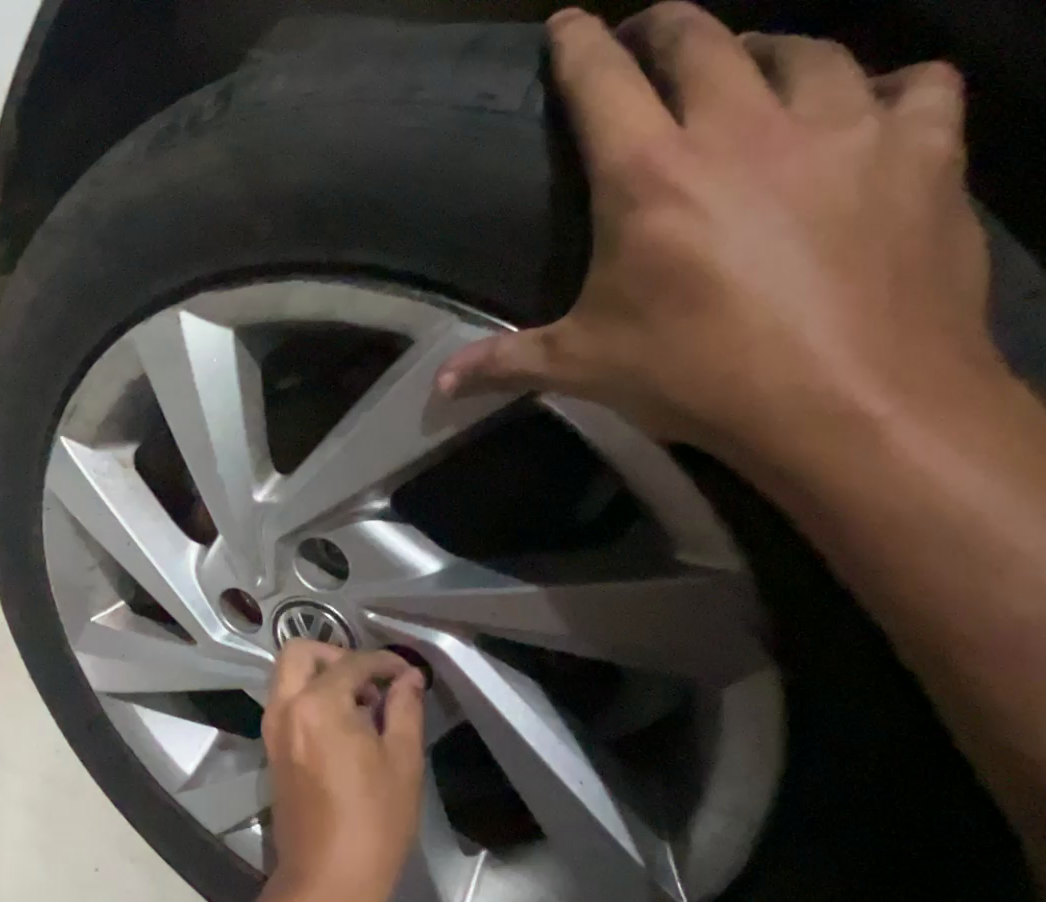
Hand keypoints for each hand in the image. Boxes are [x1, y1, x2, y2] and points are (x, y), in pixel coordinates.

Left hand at [260, 643, 425, 901]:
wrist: (326, 877)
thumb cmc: (374, 822)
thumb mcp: (402, 762)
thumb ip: (404, 710)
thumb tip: (408, 679)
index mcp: (316, 706)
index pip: (351, 663)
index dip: (384, 662)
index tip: (408, 674)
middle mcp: (285, 708)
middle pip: (300, 654)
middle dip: (336, 656)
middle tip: (372, 681)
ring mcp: (272, 729)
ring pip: (288, 677)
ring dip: (322, 676)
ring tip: (364, 707)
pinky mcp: (271, 749)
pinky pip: (286, 703)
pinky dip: (310, 698)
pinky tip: (346, 726)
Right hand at [438, 3, 1002, 465]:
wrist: (854, 404)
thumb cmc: (700, 377)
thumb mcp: (585, 368)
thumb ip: (506, 363)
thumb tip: (437, 386)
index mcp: (649, 177)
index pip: (602, 80)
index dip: (578, 44)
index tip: (566, 24)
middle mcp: (743, 129)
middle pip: (701, 39)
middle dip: (666, 28)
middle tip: (651, 39)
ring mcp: (842, 129)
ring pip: (805, 49)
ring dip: (767, 52)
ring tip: (753, 71)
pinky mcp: (923, 150)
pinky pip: (914, 84)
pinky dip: (887, 88)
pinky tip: (871, 110)